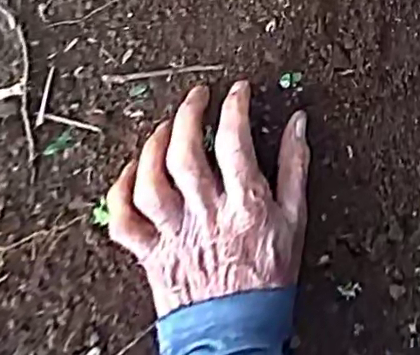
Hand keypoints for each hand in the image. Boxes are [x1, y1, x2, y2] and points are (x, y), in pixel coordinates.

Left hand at [105, 82, 309, 316]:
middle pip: (185, 154)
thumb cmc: (269, 277)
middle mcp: (205, 215)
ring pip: (150, 182)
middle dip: (189, 114)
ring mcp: (173, 235)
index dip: (234, 106)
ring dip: (155, 146)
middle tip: (197, 95)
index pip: (234, 140)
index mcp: (243, 203)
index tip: (238, 90)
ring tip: (167, 126)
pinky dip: (121, 191)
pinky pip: (123, 222)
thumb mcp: (295, 216)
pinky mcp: (150, 255)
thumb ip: (295, 165)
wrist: (236, 337)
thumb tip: (297, 123)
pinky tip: (133, 169)